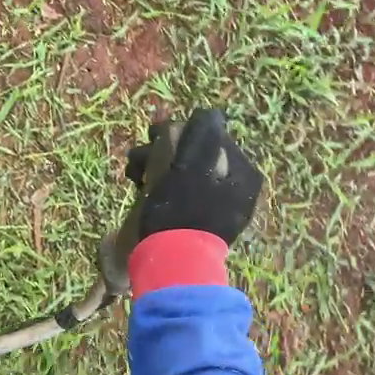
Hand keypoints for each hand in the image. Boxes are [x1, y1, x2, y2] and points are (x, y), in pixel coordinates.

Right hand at [122, 107, 263, 246]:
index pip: (211, 135)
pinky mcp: (194, 221)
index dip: (180, 132)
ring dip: (155, 166)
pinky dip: (158, 186)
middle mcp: (234, 188)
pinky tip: (140, 189)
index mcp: (242, 173)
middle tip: (137, 160)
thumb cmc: (180, 210)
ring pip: (183, 170)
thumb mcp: (191, 163)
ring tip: (133, 176)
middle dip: (163, 150)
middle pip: (195, 153)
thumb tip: (207, 113)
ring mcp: (216, 206)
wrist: (171, 261)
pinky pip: (177, 190)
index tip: (153, 137)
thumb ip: (202, 132)